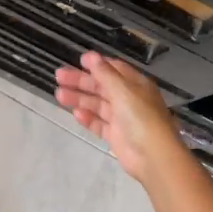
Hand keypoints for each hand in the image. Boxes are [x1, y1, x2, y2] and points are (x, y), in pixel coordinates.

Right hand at [55, 52, 184, 181]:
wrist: (153, 156)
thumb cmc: (141, 116)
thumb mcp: (123, 90)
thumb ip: (104, 73)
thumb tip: (90, 55)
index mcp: (135, 84)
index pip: (114, 69)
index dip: (97, 64)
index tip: (78, 61)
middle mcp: (129, 99)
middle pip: (102, 86)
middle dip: (81, 81)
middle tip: (59, 76)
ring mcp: (122, 118)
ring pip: (97, 104)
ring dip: (80, 98)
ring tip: (59, 95)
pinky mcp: (116, 136)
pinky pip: (99, 124)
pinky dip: (88, 118)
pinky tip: (76, 114)